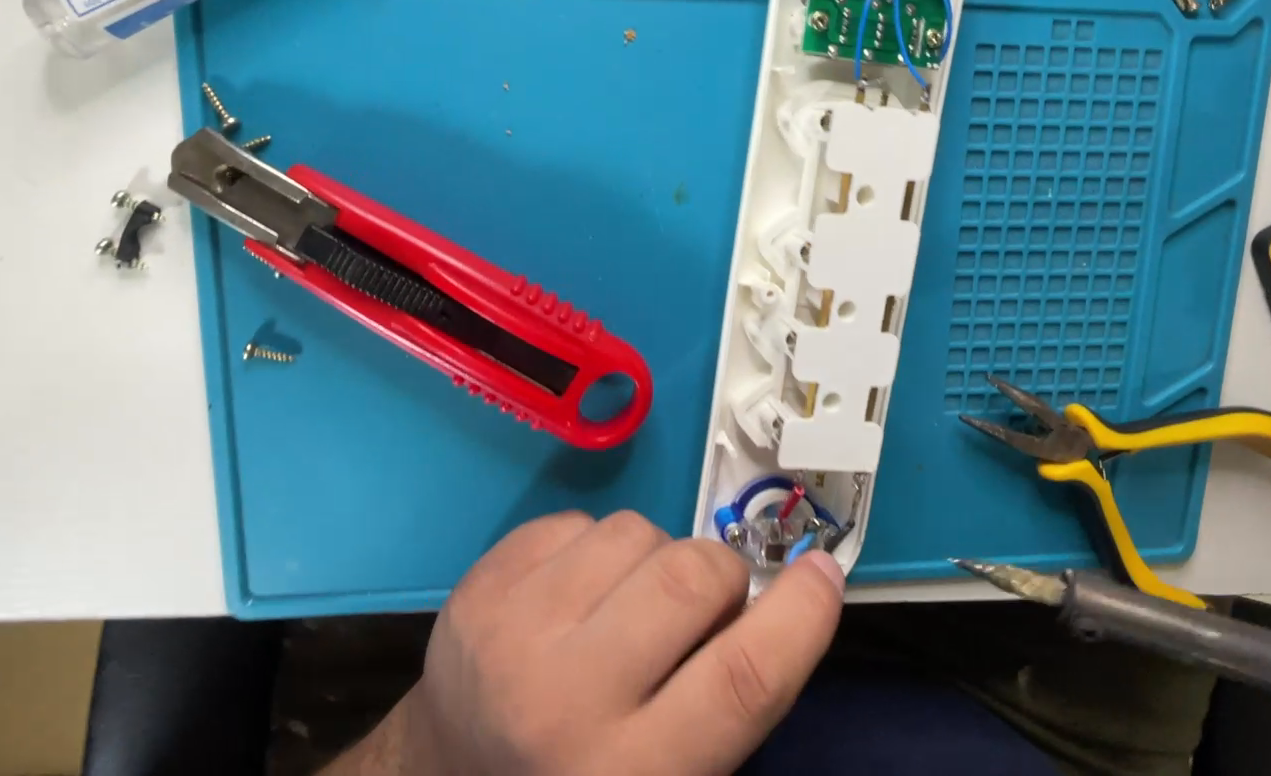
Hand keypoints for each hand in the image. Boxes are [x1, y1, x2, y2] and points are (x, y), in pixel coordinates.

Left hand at [328, 509, 845, 775]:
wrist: (448, 775)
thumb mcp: (669, 774)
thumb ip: (724, 696)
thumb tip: (778, 592)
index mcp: (631, 772)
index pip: (739, 680)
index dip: (798, 617)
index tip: (822, 573)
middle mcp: (566, 699)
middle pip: (689, 580)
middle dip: (721, 573)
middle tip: (709, 600)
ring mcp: (513, 630)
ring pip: (636, 532)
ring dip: (657, 555)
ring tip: (629, 602)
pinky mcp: (481, 583)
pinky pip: (580, 521)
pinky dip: (600, 545)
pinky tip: (579, 591)